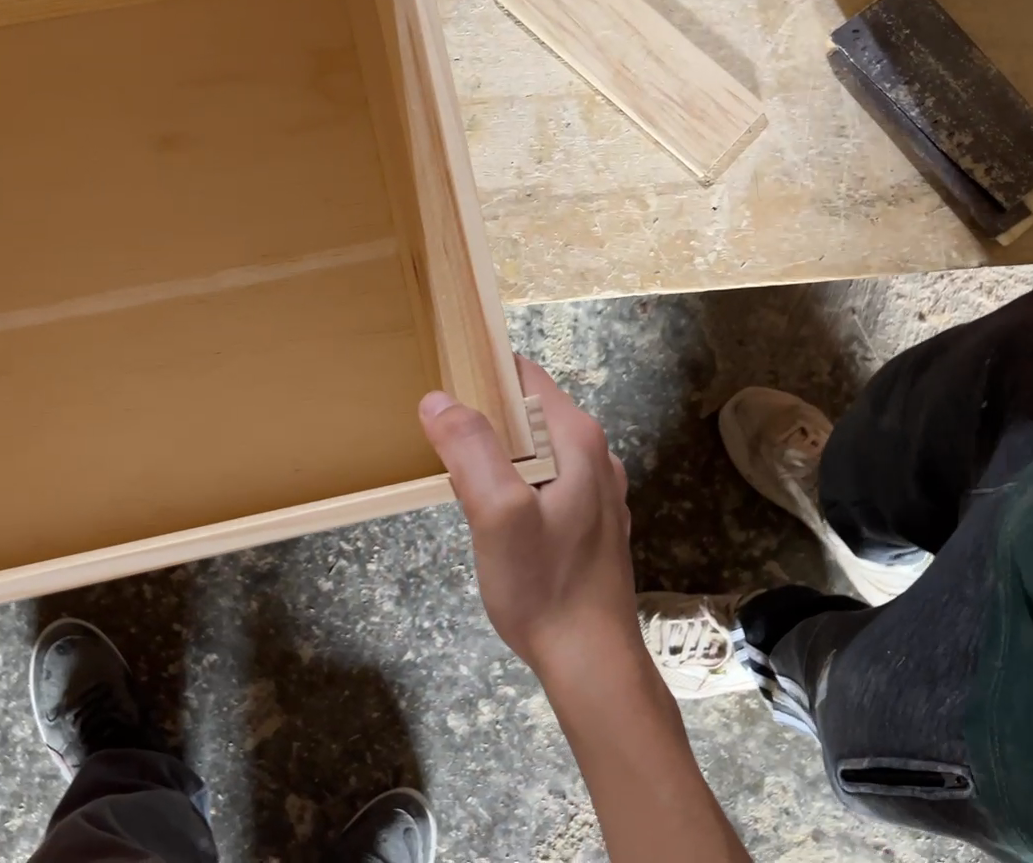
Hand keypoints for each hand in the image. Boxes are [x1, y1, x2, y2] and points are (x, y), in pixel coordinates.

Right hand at [418, 357, 638, 678]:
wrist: (591, 661)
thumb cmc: (544, 585)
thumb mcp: (498, 513)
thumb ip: (470, 449)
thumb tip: (438, 399)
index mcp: (578, 440)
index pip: (524, 375)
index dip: (481, 372)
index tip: (440, 383)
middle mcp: (595, 455)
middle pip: (527, 411)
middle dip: (482, 415)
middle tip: (437, 437)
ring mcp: (596, 491)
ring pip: (532, 449)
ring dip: (494, 452)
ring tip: (455, 473)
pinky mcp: (587, 521)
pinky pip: (542, 480)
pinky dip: (511, 480)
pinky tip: (488, 512)